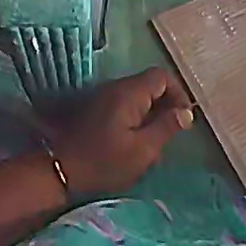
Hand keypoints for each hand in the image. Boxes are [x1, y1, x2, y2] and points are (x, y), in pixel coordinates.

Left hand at [53, 68, 193, 197]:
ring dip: (150, 114)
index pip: (162, 76)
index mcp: (129, 93)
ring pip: (136, 96)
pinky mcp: (95, 109)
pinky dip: (135, 118)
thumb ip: (166, 127)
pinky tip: (135, 142)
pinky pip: (123, 105)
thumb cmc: (104, 162)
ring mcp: (102, 97)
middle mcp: (115, 88)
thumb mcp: (142, 150)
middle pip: (149, 84)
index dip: (178, 93)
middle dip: (165, 105)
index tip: (184, 118)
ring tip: (154, 141)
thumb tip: (186, 112)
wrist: (59, 170)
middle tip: (171, 133)